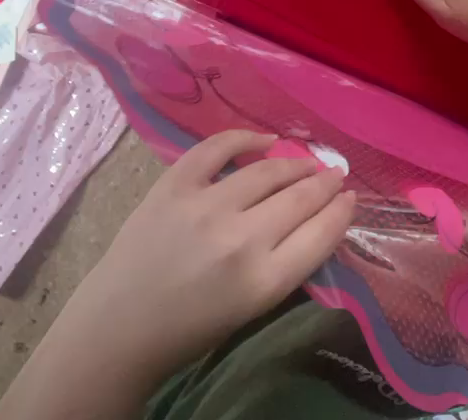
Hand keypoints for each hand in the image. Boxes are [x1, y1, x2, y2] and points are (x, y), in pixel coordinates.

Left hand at [75, 130, 354, 380]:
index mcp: (263, 283)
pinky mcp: (174, 186)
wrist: (117, 328)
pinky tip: (266, 139)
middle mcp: (240, 240)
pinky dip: (246, 138)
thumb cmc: (190, 328)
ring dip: (295, 163)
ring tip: (308, 160)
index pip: (321, 235)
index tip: (350, 198)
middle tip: (337, 174)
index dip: (341, 212)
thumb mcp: (252, 308)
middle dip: (325, 182)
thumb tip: (319, 219)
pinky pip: (217, 148)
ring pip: (268, 171)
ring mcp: (205, 207)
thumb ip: (287, 264)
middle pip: (300, 199)